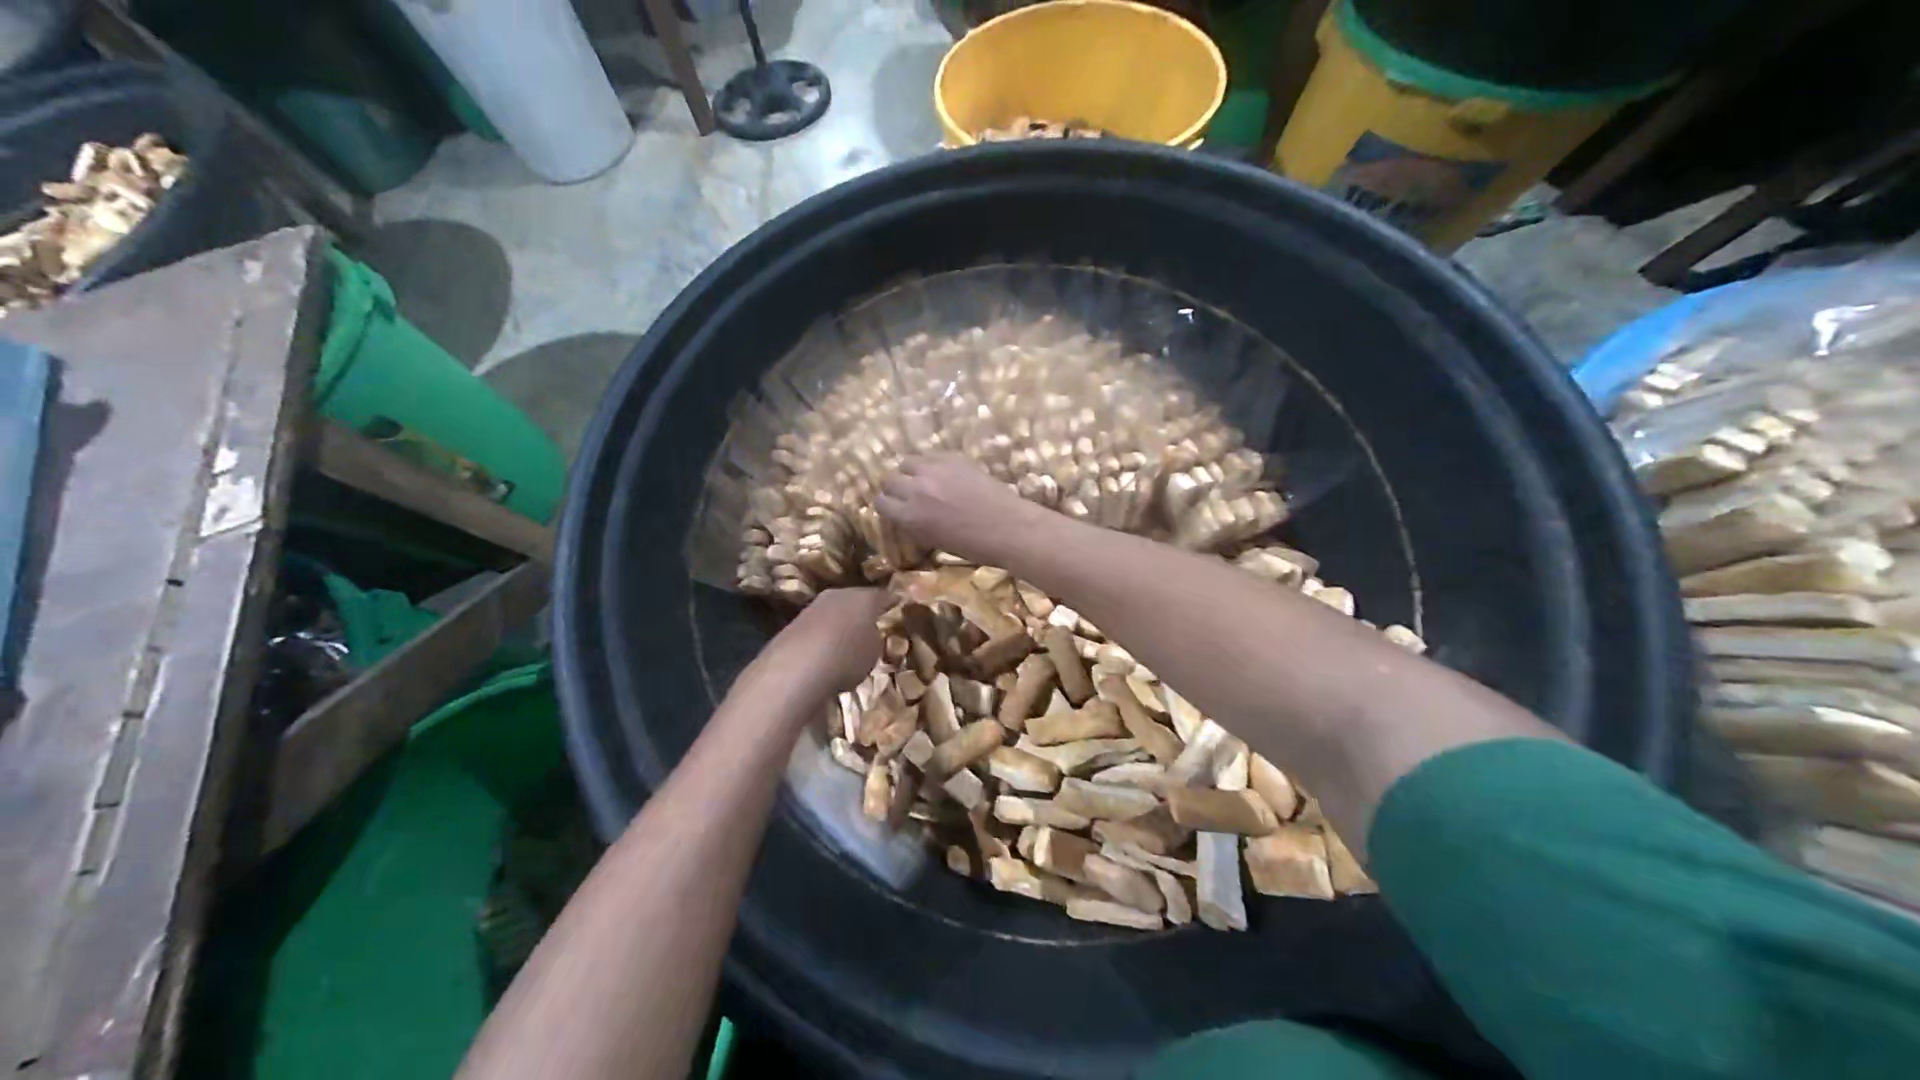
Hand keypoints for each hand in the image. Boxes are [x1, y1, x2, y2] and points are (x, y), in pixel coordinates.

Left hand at [765, 587, 890, 693]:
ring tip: (846, 640)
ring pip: (833, 611)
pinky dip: (822, 636)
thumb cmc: (848, 656)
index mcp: (864, 598)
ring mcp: (813, 607)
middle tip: (870, 622)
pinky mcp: (793, 624)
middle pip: (854, 599)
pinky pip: (816, 627)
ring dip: (839, 623)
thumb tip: (868, 633)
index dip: (891, 601)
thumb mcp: (873, 651)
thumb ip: (874, 638)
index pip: (882, 595)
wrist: (796, 667)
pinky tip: (824, 651)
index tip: (897, 604)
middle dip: (861, 610)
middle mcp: (838, 595)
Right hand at [876, 454, 1042, 564]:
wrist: (1007, 527)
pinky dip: (931, 463)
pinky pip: (930, 455)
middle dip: (896, 488)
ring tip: (923, 478)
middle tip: (908, 493)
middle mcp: (915, 490)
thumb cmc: (973, 546)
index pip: (881, 503)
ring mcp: (933, 471)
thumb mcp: (934, 540)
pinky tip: (941, 472)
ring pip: (907, 462)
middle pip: (890, 480)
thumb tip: (905, 514)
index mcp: (909, 517)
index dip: (886, 505)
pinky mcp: (952, 459)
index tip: (893, 507)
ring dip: (911, 471)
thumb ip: (914, 524)